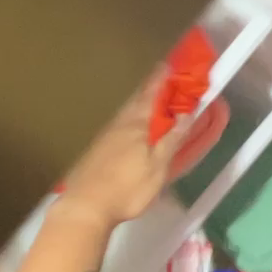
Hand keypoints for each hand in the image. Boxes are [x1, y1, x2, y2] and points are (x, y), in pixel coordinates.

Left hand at [55, 72, 191, 228]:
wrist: (85, 206)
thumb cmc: (127, 189)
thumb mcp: (157, 167)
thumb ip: (171, 139)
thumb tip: (185, 113)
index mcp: (137, 125)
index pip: (152, 94)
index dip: (161, 79)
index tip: (169, 64)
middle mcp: (119, 125)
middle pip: (136, 101)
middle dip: (150, 90)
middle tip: (162, 82)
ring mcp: (104, 137)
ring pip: (125, 114)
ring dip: (138, 105)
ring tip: (149, 103)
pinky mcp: (96, 151)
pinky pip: (117, 127)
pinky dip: (129, 121)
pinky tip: (131, 130)